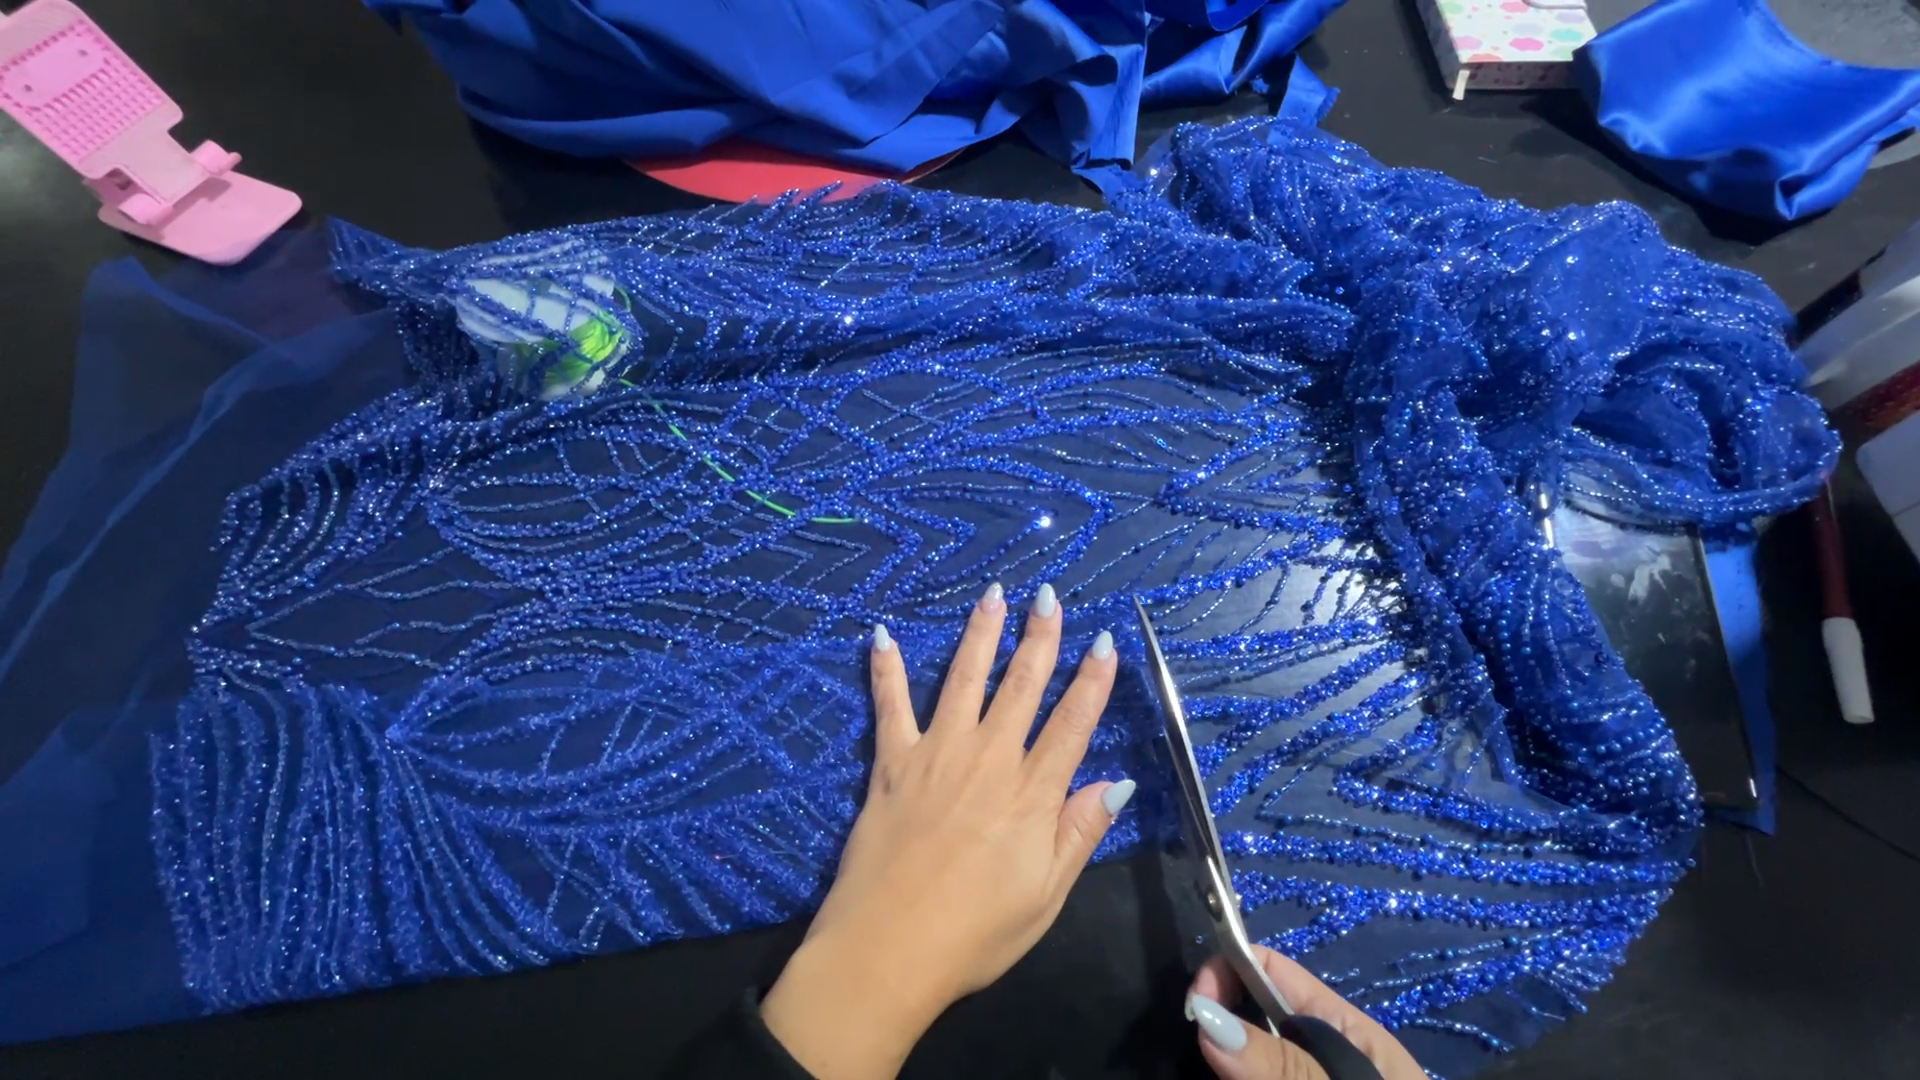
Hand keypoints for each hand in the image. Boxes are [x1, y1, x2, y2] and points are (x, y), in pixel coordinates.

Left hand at [761, 582, 1131, 1079]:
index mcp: (1030, 794)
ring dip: (980, 634)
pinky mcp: (891, 762)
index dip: (1092, 680)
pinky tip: (880, 634)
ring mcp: (936, 754)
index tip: (1104, 641)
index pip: (1072, 724)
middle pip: (1021, 687)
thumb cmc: (974, 933)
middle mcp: (988, 759)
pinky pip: (889, 705)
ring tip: (993, 595)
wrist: (888, 951)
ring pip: (964, 680)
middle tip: (1047, 596)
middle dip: (1039, 637)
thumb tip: (1116, 783)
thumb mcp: (1045, 897)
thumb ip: (1079, 834)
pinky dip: (885, 669)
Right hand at [1186, 945, 1425, 1079]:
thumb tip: (1203, 1015)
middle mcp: (1317, 1056)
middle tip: (1210, 1075)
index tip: (1194, 1010)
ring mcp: (1297, 1079)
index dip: (1225, 971)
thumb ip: (1284, 1068)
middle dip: (1219, 1043)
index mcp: (1344, 1031)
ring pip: (1239, 1068)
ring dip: (1228, 1075)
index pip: (1269, 969)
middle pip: (1245, 1022)